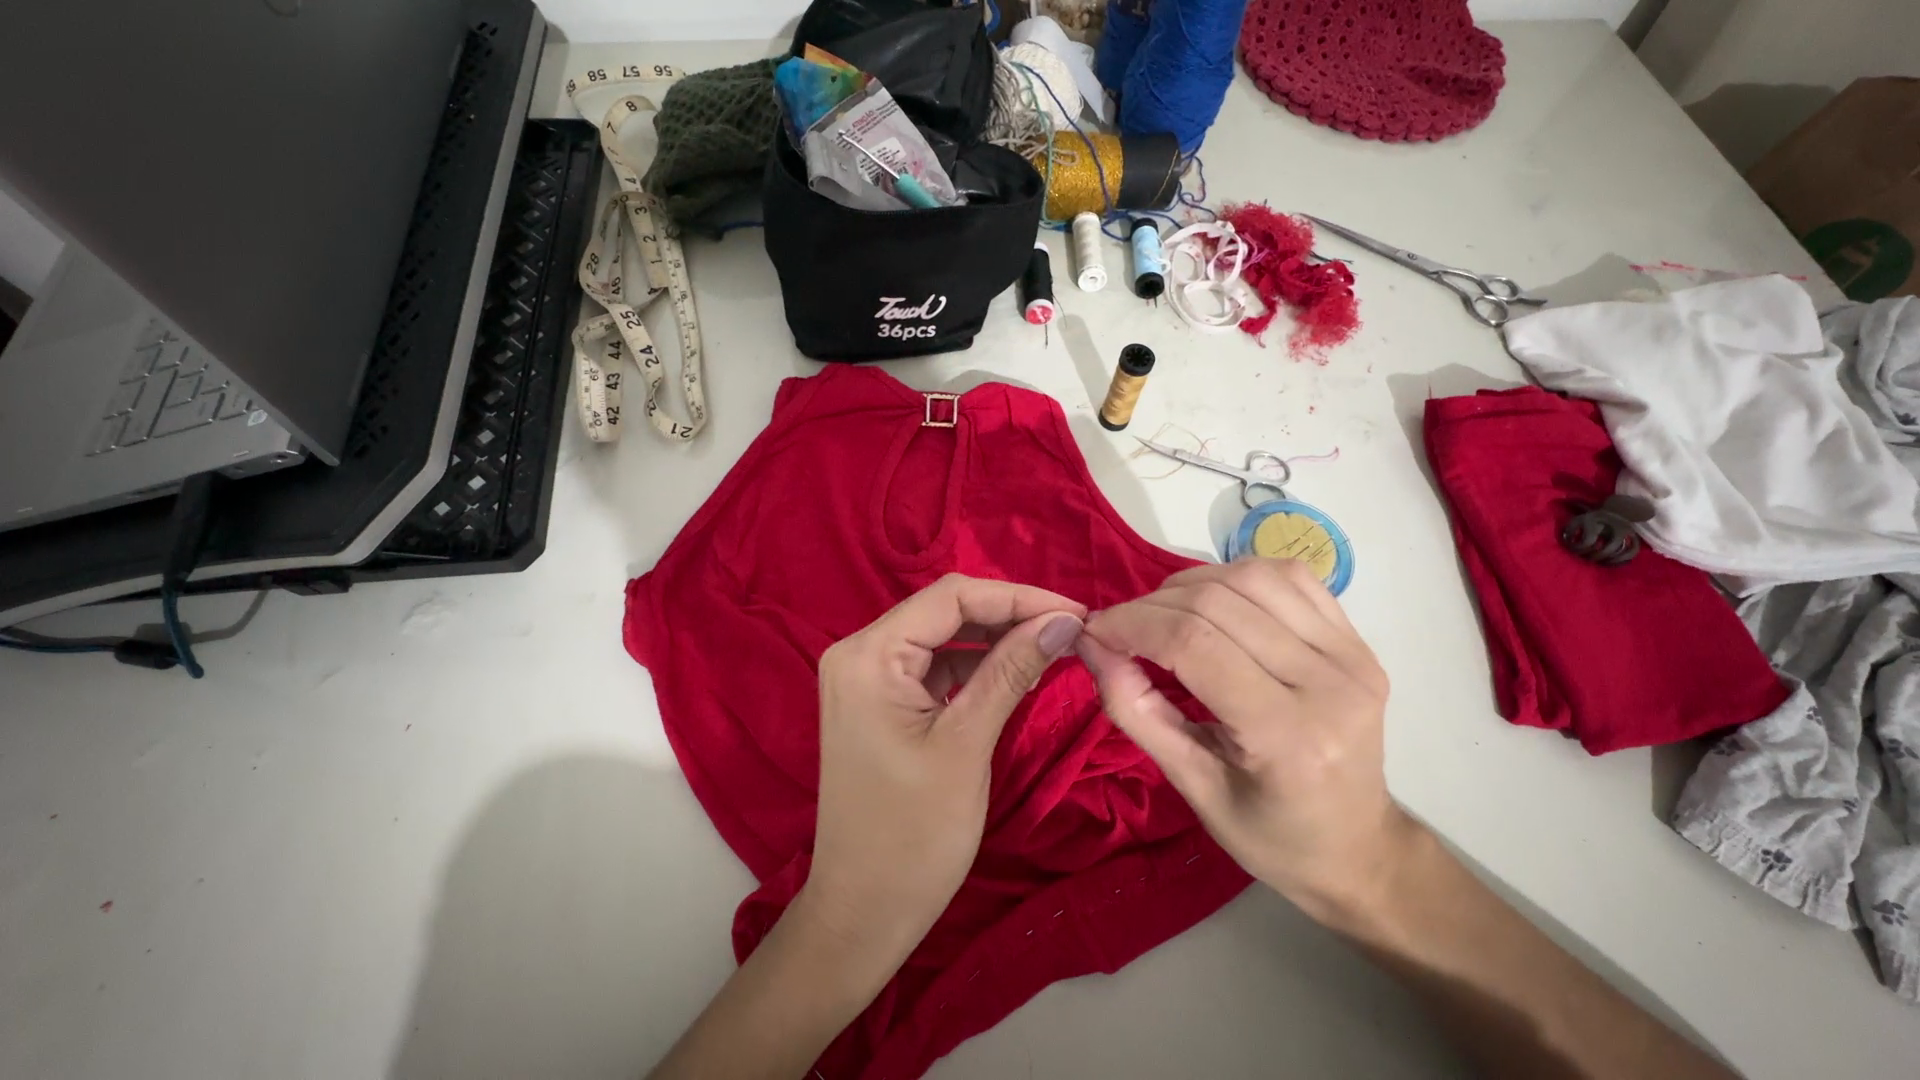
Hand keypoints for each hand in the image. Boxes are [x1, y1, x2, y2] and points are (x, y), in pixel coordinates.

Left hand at [803, 574, 1086, 963]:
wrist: (863, 911)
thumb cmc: (913, 835)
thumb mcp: (967, 745)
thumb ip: (1011, 671)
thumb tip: (1062, 620)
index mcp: (869, 655)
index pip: (952, 596)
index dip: (1018, 596)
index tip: (1077, 613)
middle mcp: (859, 653)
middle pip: (945, 610)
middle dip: (1010, 615)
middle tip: (1073, 631)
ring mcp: (866, 679)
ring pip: (943, 638)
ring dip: (996, 640)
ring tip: (1055, 649)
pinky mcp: (879, 703)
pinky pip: (934, 668)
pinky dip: (975, 668)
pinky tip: (1017, 674)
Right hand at [1077, 558, 1409, 920]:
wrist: (1357, 849)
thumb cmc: (1270, 837)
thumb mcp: (1191, 786)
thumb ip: (1136, 711)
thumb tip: (1091, 645)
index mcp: (1288, 735)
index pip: (1196, 645)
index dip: (1133, 625)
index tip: (1094, 631)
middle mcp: (1330, 683)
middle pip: (1220, 603)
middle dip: (1151, 605)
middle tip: (1118, 628)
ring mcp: (1353, 656)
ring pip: (1255, 577)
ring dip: (1192, 583)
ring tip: (1162, 614)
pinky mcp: (1360, 642)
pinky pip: (1292, 578)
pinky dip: (1239, 576)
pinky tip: (1214, 601)